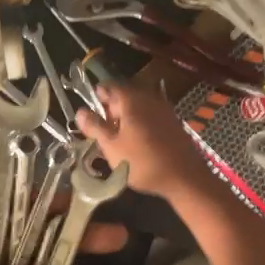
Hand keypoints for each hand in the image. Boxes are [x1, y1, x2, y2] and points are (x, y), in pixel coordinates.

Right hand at [77, 83, 211, 198]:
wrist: (184, 177)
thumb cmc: (142, 161)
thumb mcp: (111, 146)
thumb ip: (95, 127)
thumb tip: (80, 111)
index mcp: (131, 99)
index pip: (108, 87)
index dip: (96, 100)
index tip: (91, 118)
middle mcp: (148, 98)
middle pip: (123, 97)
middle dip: (111, 112)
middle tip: (102, 134)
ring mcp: (163, 109)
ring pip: (137, 108)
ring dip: (126, 120)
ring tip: (118, 142)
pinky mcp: (173, 123)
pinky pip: (150, 117)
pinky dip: (140, 126)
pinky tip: (138, 145)